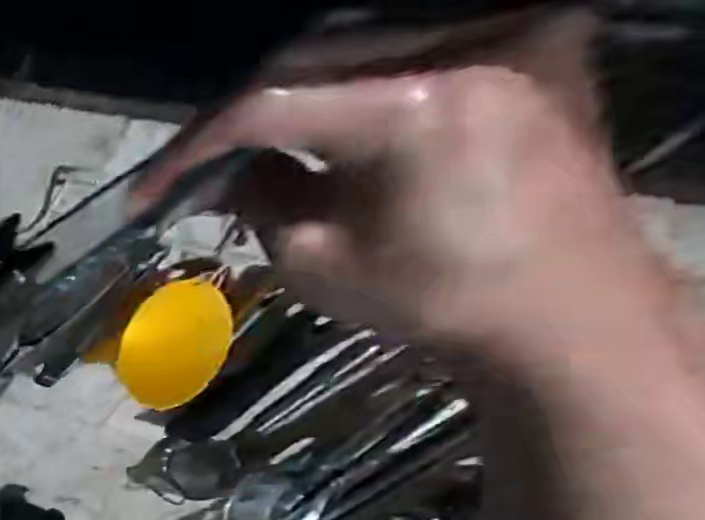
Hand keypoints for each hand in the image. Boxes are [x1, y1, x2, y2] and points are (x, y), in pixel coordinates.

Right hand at [134, 10, 664, 366]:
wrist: (559, 303)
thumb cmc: (430, 298)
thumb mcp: (317, 259)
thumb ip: (261, 198)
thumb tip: (218, 174)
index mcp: (414, 110)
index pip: (267, 107)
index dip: (191, 149)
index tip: (144, 193)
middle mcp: (468, 43)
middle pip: (309, 57)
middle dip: (231, 118)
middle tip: (182, 170)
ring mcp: (507, 31)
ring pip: (353, 45)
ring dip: (281, 99)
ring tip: (235, 152)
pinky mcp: (525, 40)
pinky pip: (406, 50)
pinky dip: (341, 89)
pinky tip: (308, 128)